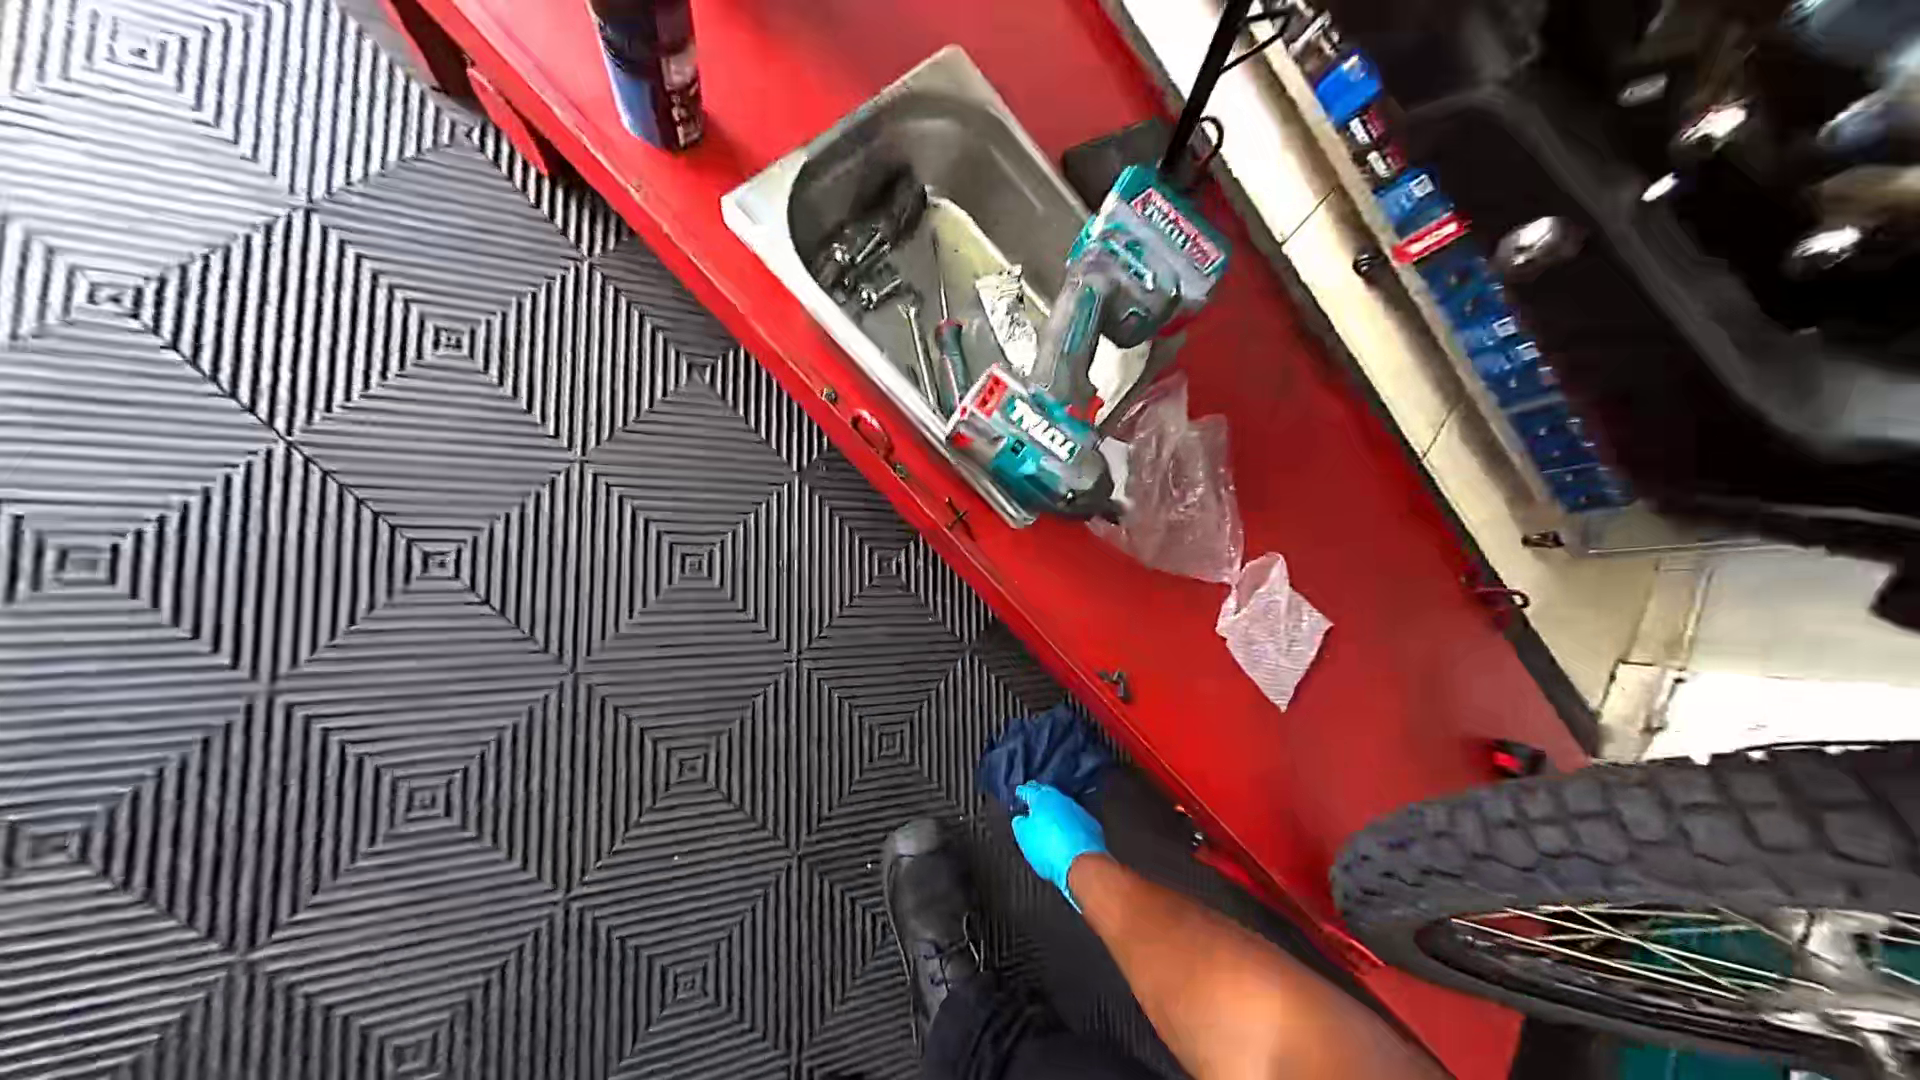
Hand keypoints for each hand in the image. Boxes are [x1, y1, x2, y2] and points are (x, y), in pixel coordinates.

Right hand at [1010, 782, 1107, 909]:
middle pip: (1048, 796)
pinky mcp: (1092, 825)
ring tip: (1049, 825)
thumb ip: (1020, 823)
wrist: (1082, 864)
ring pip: (1063, 808)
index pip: (1029, 790)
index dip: (1023, 793)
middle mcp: (1062, 799)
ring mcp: (1079, 811)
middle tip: (1034, 808)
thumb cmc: (1049, 848)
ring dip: (1056, 814)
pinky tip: (1066, 837)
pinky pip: (1076, 821)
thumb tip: (1021, 819)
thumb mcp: (1024, 837)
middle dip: (1041, 801)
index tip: (1020, 794)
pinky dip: (1070, 826)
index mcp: (1043, 798)